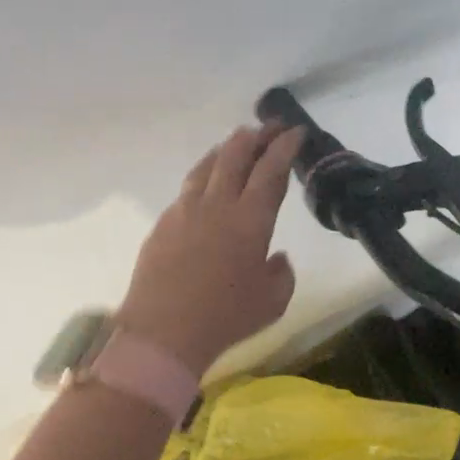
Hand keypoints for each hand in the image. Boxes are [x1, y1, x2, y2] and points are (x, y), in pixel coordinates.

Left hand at [117, 125, 304, 374]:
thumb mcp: (273, 302)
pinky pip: (188, 188)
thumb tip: (276, 257)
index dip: (285, 147)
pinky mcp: (163, 224)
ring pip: (207, 165)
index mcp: (250, 220)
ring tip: (237, 143)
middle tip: (269, 128)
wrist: (165, 331)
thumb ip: (282, 273)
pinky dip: (204, 176)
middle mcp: (217, 205)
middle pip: (236, 155)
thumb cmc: (227, 318)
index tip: (295, 132)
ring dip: (226, 149)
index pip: (271, 170)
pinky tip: (206, 183)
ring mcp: (185, 211)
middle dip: (256, 136)